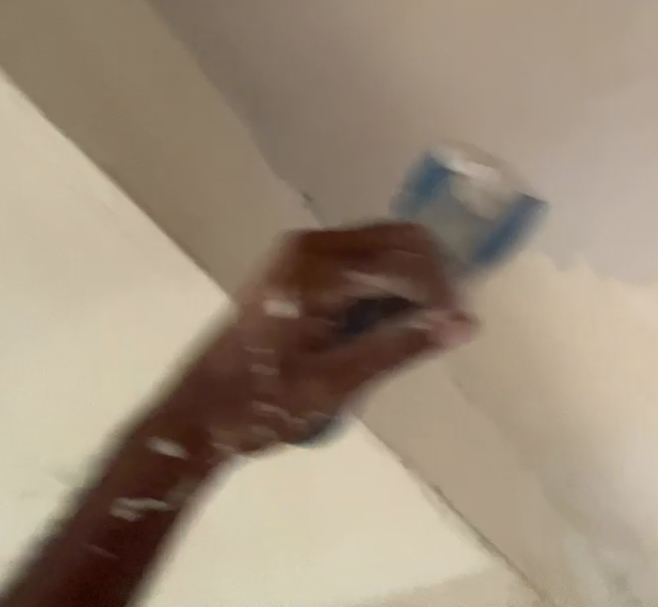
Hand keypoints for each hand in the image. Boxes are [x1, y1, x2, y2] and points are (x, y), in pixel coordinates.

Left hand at [166, 222, 474, 458]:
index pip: (405, 261)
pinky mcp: (298, 259)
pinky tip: (382, 315)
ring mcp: (301, 249)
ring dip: (409, 276)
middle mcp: (311, 245)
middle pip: (400, 239)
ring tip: (411, 323)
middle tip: (439, 321)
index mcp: (317, 271)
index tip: (453, 325)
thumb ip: (402, 345)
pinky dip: (386, 277)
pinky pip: (364, 252)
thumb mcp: (336, 384)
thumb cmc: (261, 407)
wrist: (191, 418)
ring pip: (385, 242)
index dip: (439, 291)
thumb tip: (466, 323)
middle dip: (429, 277)